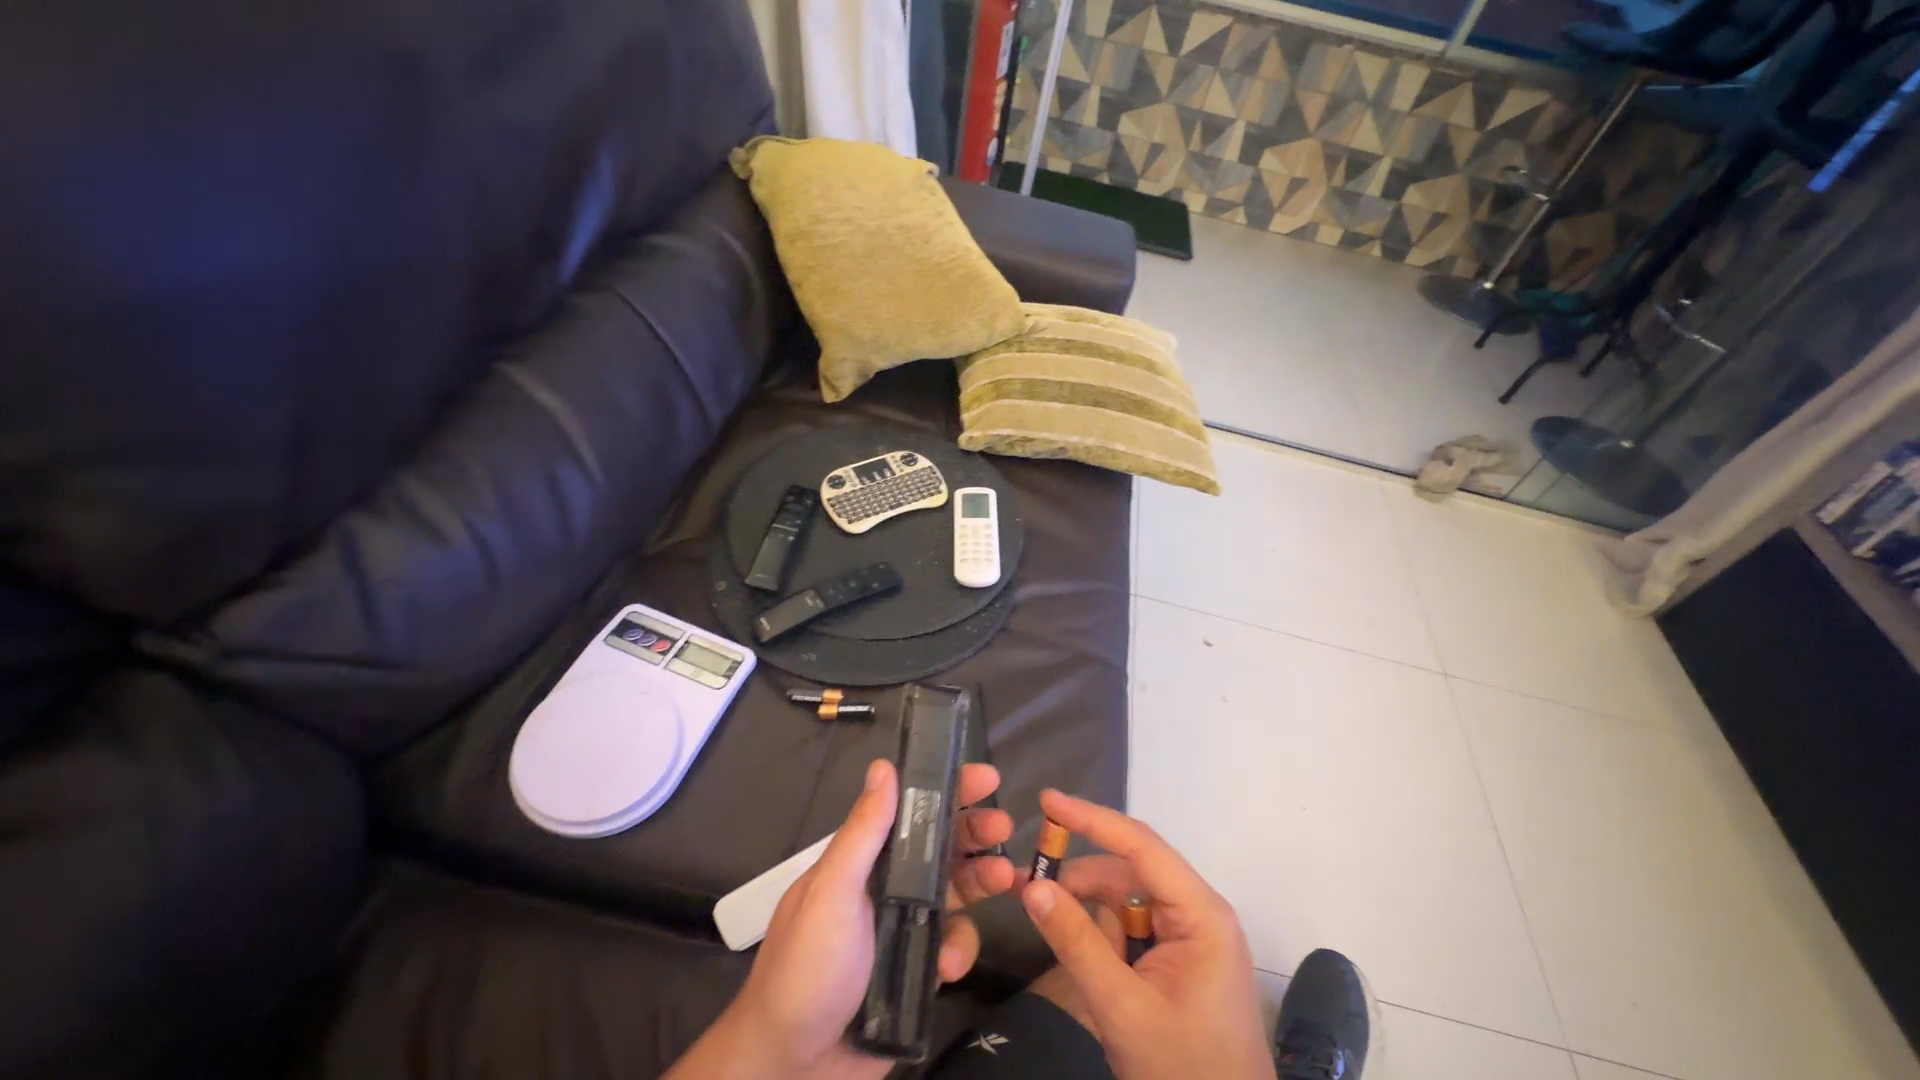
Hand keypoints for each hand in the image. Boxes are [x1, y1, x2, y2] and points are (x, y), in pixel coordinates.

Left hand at [668, 759, 1014, 1078]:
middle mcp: (885, 890)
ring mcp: (903, 930)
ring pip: (956, 894)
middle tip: (1004, 827)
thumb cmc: (808, 968)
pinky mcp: (918, 971)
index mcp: (862, 863)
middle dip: (975, 834)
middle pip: (941, 849)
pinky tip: (947, 967)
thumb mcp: (832, 894)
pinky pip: (953, 947)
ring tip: (1007, 882)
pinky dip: (958, 951)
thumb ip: (862, 833)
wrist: (795, 1064)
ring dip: (983, 883)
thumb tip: (884, 766)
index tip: (984, 777)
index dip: (946, 793)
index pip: (908, 814)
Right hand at [1021, 790, 1274, 1079]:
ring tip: (1050, 925)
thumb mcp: (1121, 1006)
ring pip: (1128, 900)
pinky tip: (1086, 957)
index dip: (1091, 819)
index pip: (1140, 846)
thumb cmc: (1183, 1067)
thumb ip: (1076, 942)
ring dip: (1090, 909)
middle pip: (1131, 871)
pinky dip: (1104, 935)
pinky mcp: (1180, 959)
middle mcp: (1199, 912)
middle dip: (1081, 876)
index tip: (1046, 801)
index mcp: (1200, 913)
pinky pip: (1134, 928)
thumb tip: (1032, 887)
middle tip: (1028, 885)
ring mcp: (1191, 937)